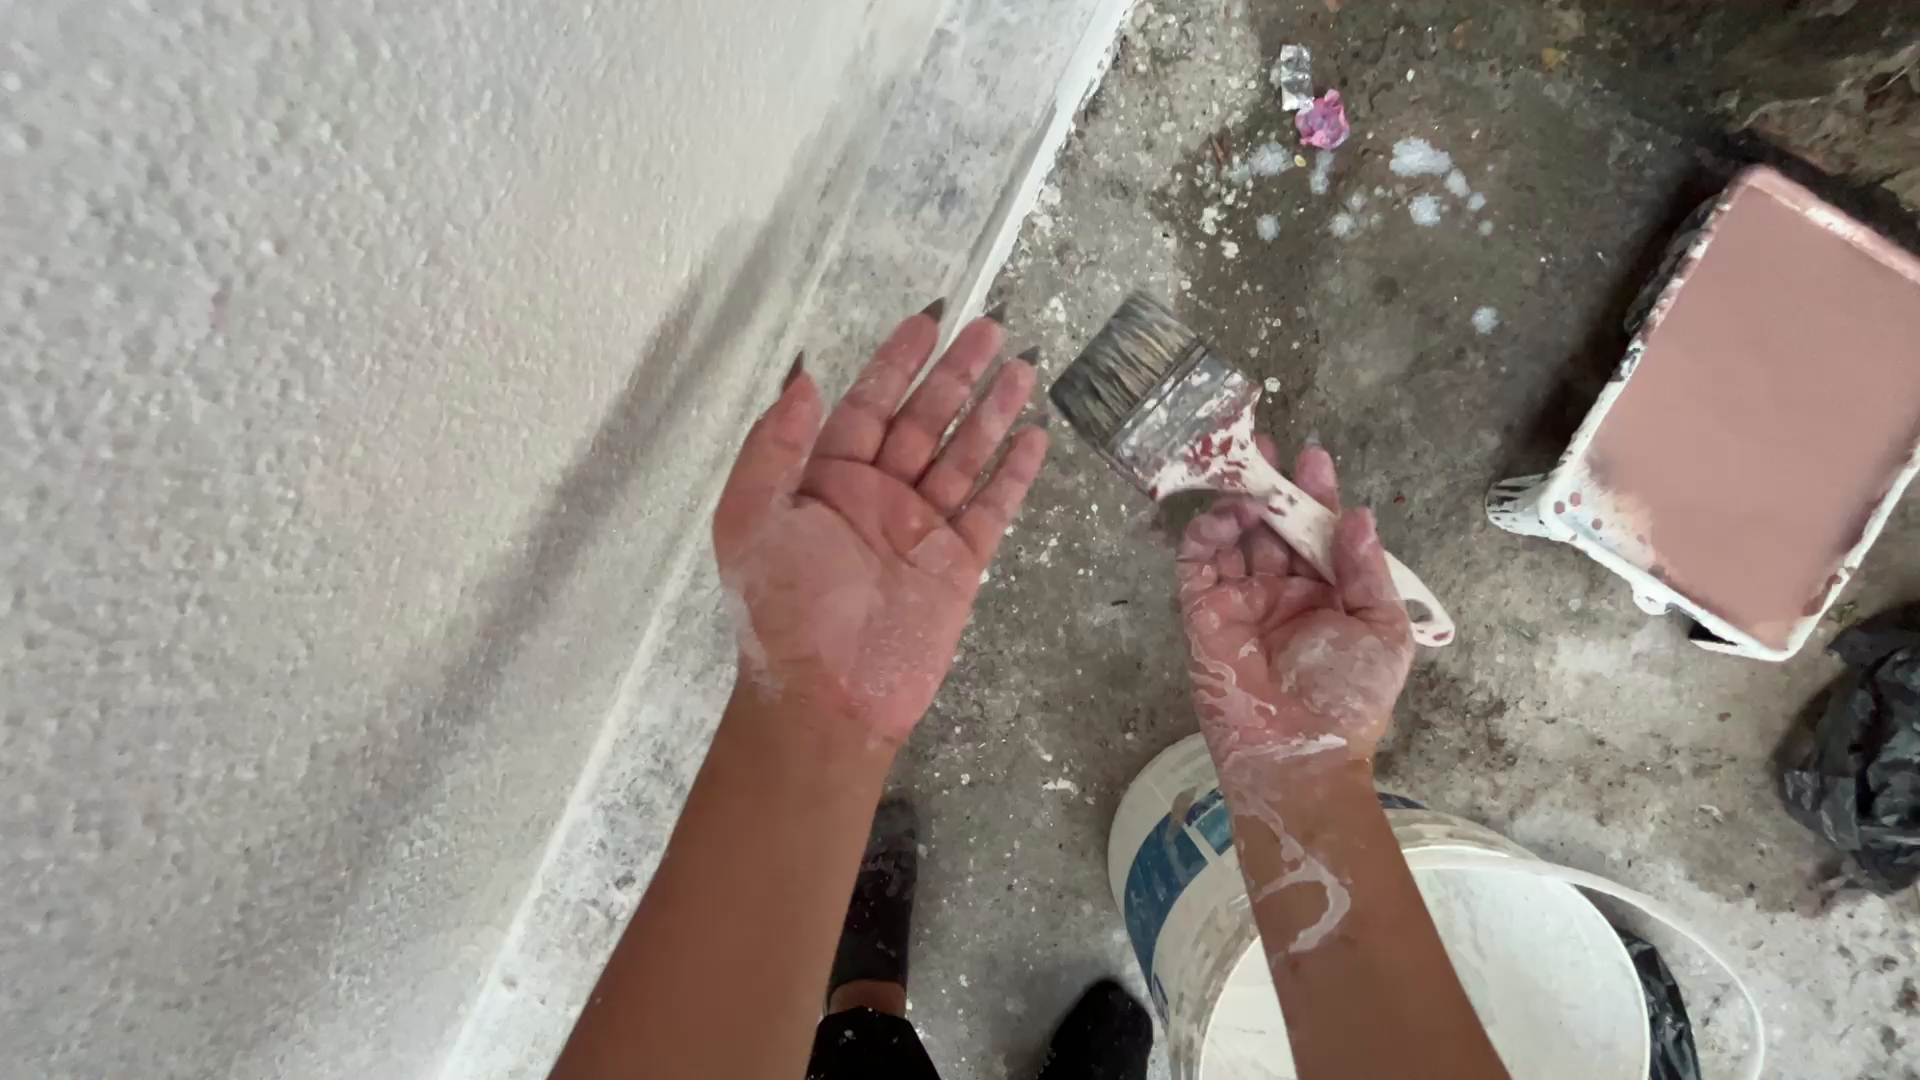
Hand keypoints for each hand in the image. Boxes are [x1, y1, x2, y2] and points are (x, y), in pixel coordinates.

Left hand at [713, 308, 1047, 745]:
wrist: (828, 698)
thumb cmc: (785, 611)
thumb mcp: (753, 522)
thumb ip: (772, 449)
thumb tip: (801, 378)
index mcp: (827, 479)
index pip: (868, 404)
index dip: (897, 361)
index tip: (927, 322)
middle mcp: (877, 494)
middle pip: (925, 420)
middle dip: (957, 374)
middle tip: (992, 328)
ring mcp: (922, 528)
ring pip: (964, 456)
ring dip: (992, 413)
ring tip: (1022, 369)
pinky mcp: (959, 563)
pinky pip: (992, 508)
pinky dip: (1013, 475)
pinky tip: (1033, 440)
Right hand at [1177, 438, 1412, 762]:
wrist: (1298, 751)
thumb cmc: (1348, 696)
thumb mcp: (1381, 631)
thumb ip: (1366, 571)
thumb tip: (1357, 514)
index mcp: (1324, 594)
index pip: (1315, 533)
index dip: (1314, 495)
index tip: (1313, 457)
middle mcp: (1279, 590)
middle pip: (1270, 527)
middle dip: (1269, 487)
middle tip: (1264, 449)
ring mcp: (1238, 598)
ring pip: (1231, 538)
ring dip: (1236, 504)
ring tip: (1245, 477)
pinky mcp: (1202, 610)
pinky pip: (1197, 563)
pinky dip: (1205, 534)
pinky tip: (1225, 515)